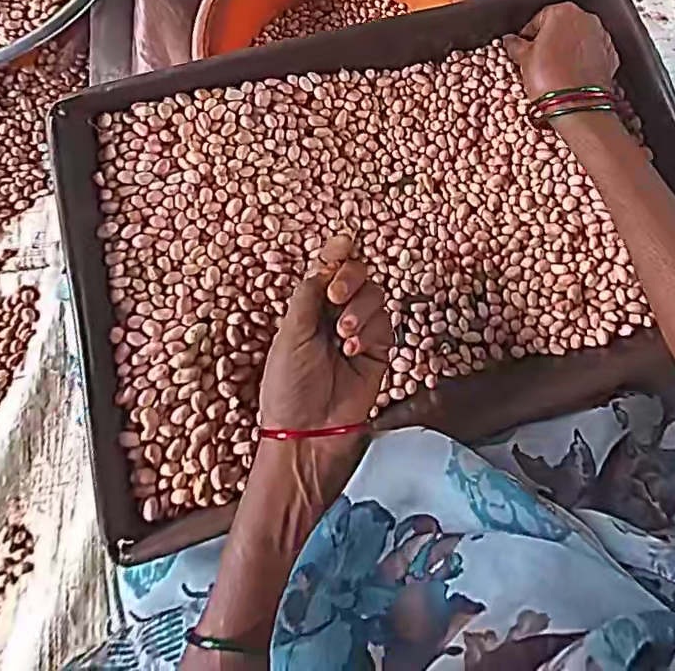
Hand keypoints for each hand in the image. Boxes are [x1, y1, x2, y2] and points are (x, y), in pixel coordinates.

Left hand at [256, 235, 390, 431]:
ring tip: (342, 334)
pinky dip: (369, 330)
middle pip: (356, 274)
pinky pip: (384, 322)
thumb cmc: (289, 384)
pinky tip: (353, 349)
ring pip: (373, 295)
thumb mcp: (291, 331)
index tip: (343, 241)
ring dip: (359, 309)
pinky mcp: (379, 349)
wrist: (307, 432)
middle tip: (335, 295)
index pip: (329, 269)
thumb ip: (311, 291)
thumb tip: (329, 254)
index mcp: (310, 307)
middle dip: (349, 278)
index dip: (337, 254)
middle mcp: (335, 314)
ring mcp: (358, 331)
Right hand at [503, 2, 618, 99]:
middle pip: (561, 25)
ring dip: (566, 50)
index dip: (528, 34)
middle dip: (549, 41)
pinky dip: (581, 61)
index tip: (523, 47)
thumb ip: (515, 45)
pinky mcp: (610, 56)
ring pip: (578, 39)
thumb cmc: (551, 79)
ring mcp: (601, 37)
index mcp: (562, 12)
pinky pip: (591, 53)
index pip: (538, 18)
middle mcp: (586, 19)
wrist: (577, 105)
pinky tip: (569, 74)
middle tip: (537, 59)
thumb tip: (511, 42)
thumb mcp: (523, 59)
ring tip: (553, 69)